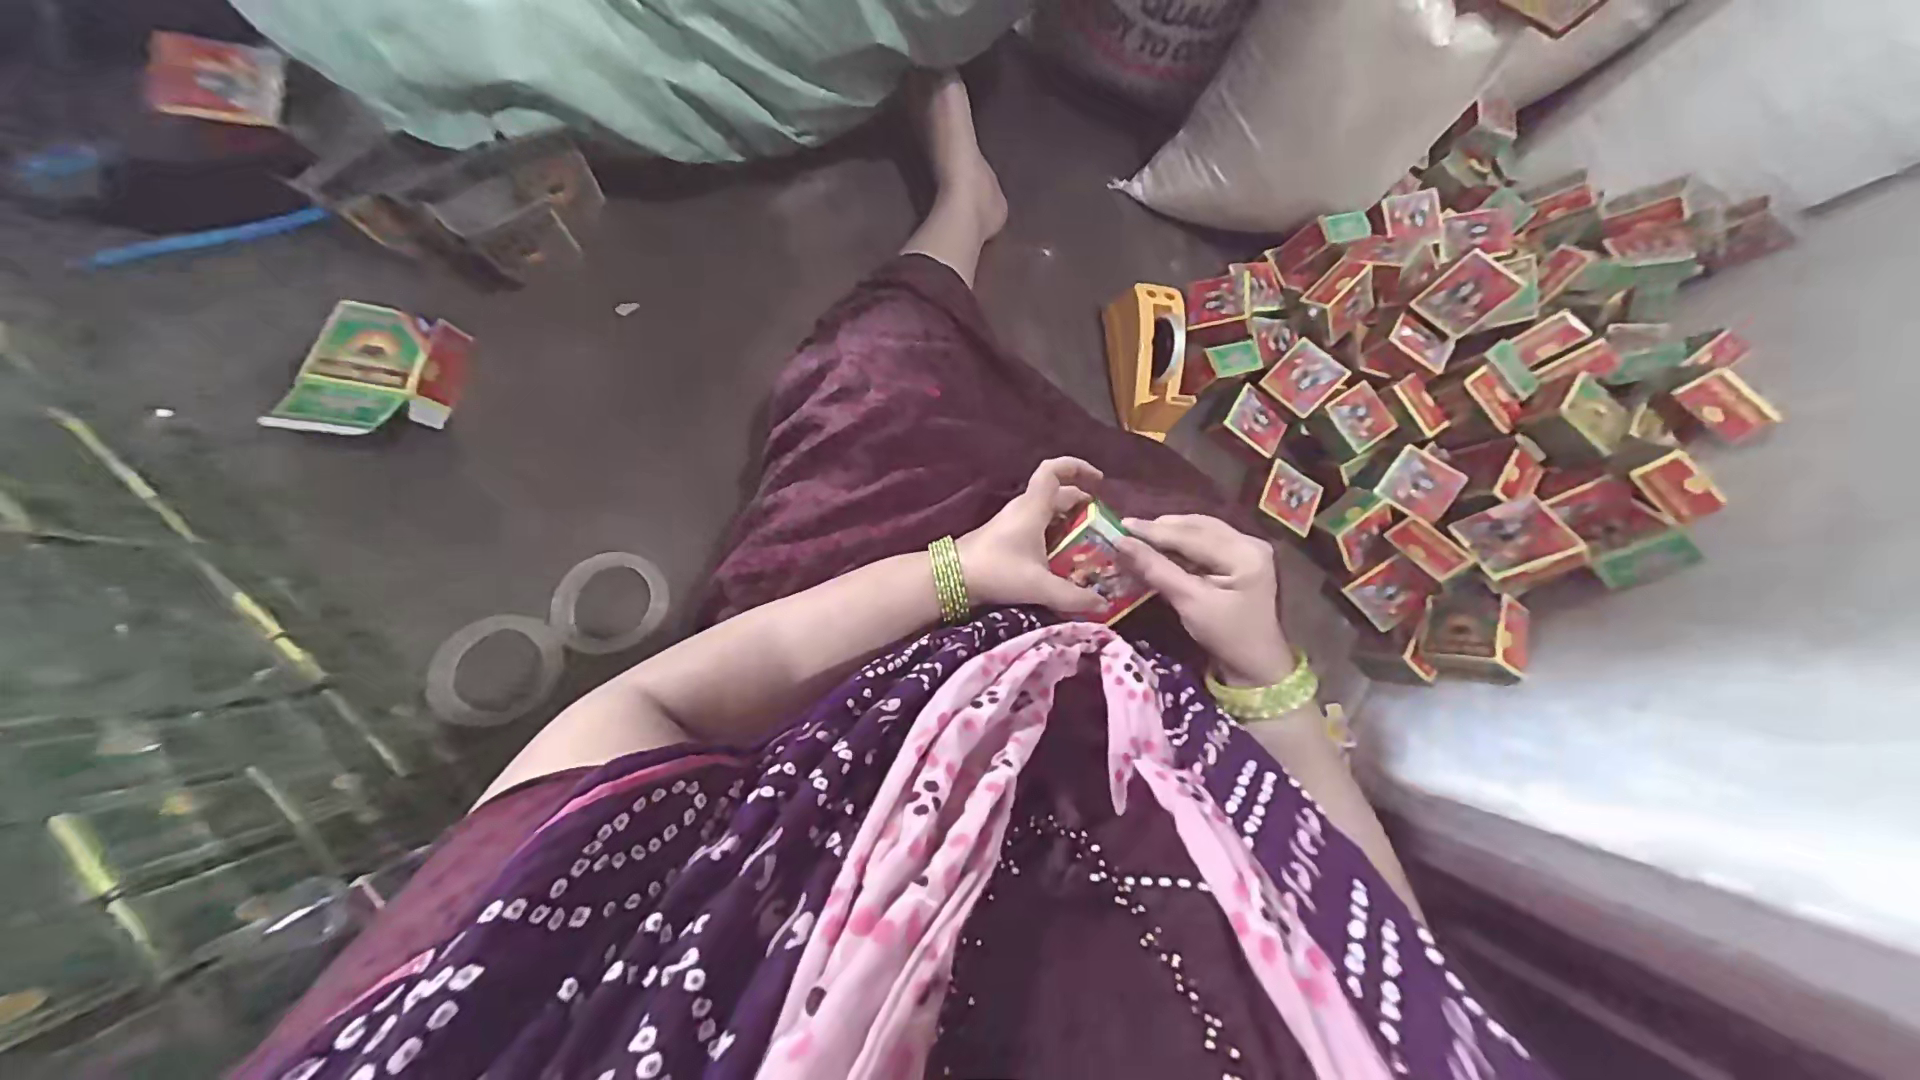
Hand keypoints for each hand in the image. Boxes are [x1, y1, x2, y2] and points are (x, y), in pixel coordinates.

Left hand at [956, 457, 1107, 616]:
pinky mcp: (1004, 537)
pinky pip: (1035, 526)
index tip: (1098, 480)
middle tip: (1100, 521)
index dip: (1078, 467)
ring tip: (1087, 539)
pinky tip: (1061, 555)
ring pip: (1046, 510)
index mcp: (1033, 507)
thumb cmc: (996, 571)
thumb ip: (1073, 597)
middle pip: (1056, 493)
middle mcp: (1023, 509)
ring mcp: (1011, 522)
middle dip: (1080, 502)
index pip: (1054, 471)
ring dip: (1067, 518)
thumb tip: (1103, 607)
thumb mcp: (1039, 586)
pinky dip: (1052, 533)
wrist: (951, 577)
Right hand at [1115, 514, 1295, 685]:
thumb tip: (1121, 543)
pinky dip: (1180, 542)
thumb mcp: (1189, 603)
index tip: (1120, 526)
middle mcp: (1249, 542)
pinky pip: (1205, 540)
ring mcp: (1247, 547)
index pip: (1191, 535)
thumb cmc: (1226, 636)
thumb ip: (1156, 569)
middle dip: (1161, 528)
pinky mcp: (1241, 556)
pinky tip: (1160, 546)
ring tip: (1140, 536)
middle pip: (1197, 526)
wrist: (1256, 663)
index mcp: (1244, 553)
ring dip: (1169, 532)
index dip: (1153, 531)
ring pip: (1200, 529)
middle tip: (1127, 530)